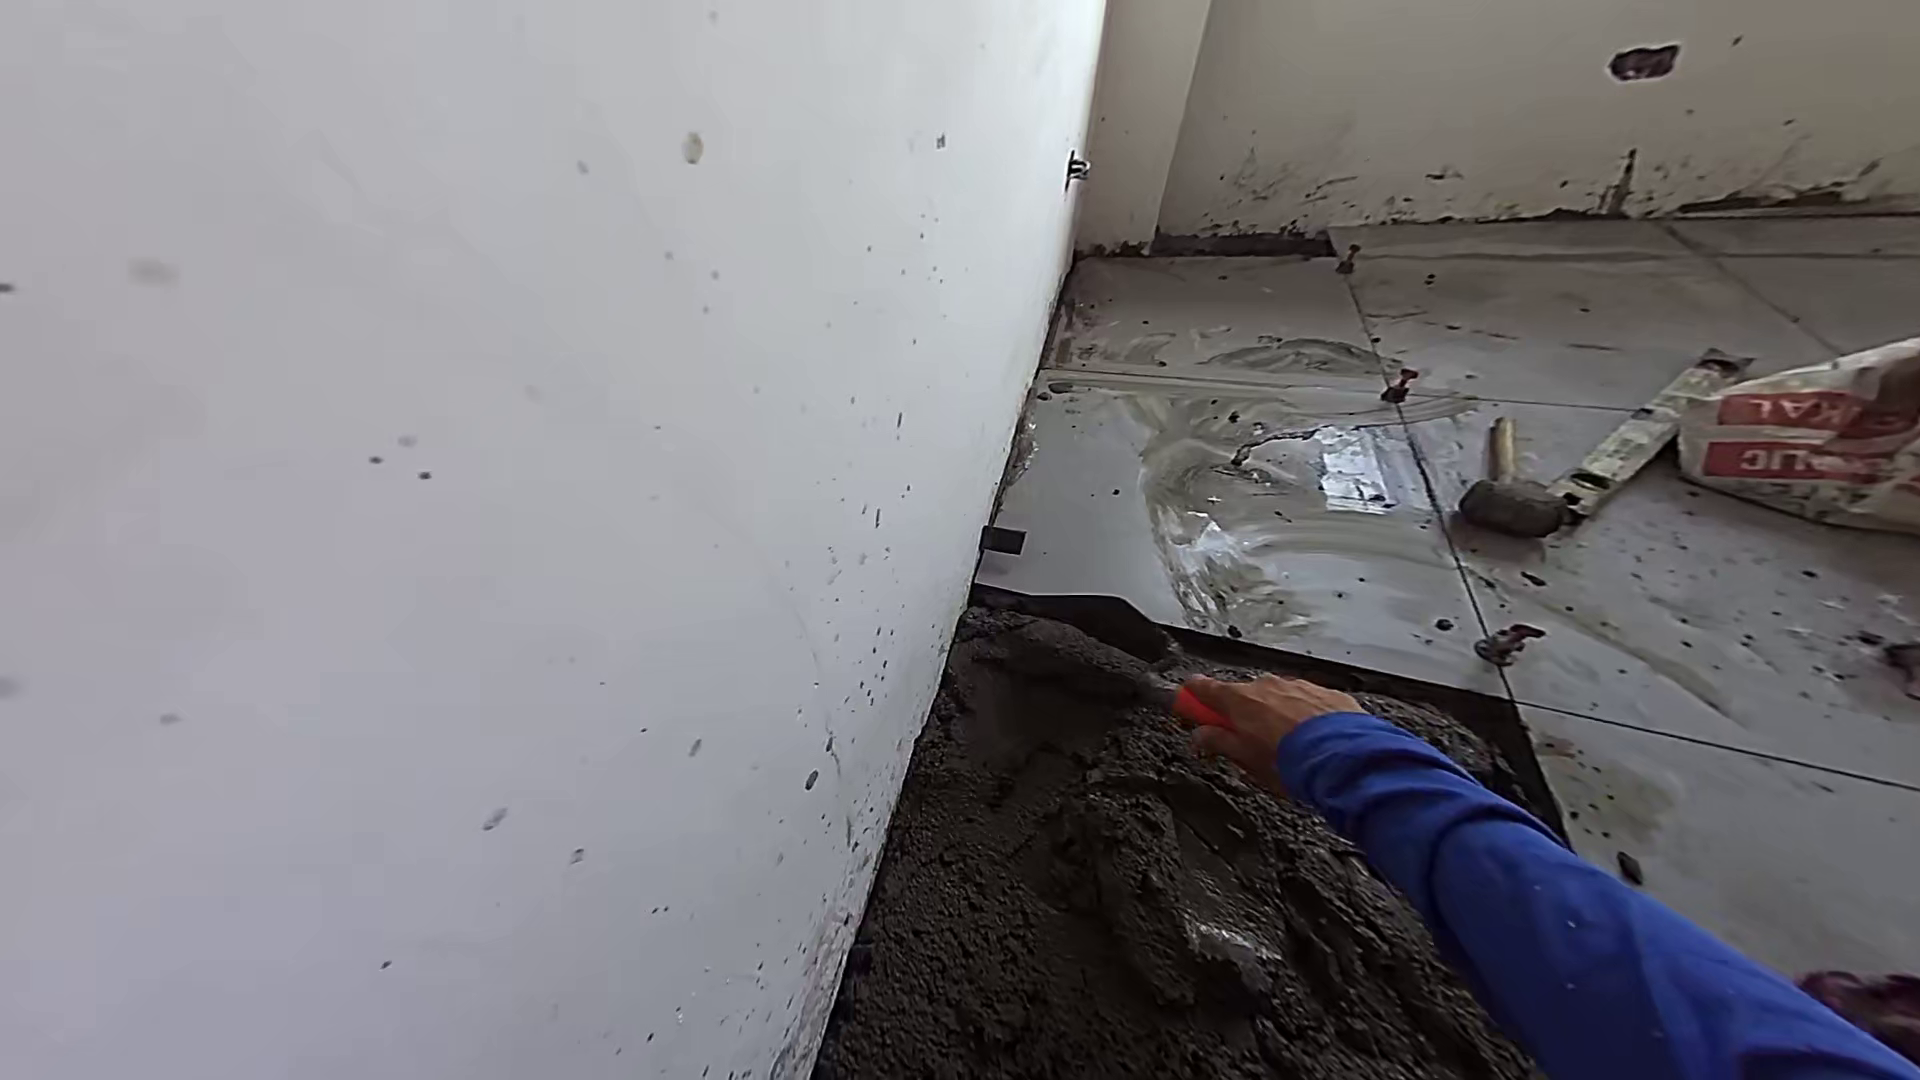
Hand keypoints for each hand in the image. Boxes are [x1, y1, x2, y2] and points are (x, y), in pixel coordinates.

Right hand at [1181, 675, 1359, 793]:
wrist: (1348, 760)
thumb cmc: (1292, 761)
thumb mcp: (1245, 759)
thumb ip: (1218, 743)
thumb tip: (1200, 737)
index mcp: (1237, 699)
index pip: (1200, 688)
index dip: (1193, 698)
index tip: (1192, 708)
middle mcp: (1265, 685)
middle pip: (1241, 695)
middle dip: (1240, 713)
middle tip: (1248, 741)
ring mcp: (1297, 686)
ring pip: (1276, 697)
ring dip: (1275, 714)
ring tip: (1289, 747)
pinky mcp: (1327, 693)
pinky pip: (1307, 701)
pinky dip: (1306, 715)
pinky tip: (1315, 740)